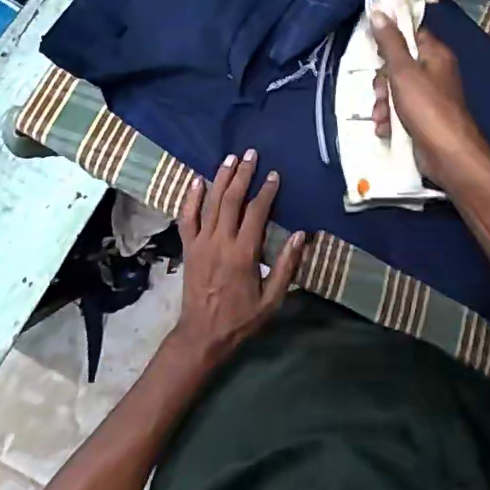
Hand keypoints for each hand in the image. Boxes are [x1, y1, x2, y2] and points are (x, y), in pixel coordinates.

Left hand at [170, 149, 305, 365]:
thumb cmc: (241, 318)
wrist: (202, 335)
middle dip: (242, 174)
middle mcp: (220, 242)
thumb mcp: (272, 299)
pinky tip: (197, 181)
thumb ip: (287, 265)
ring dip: (220, 178)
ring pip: (210, 202)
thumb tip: (302, 235)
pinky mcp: (188, 248)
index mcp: (243, 253)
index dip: (266, 191)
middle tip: (251, 154)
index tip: (274, 175)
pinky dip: (191, 198)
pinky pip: (187, 218)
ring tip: (230, 158)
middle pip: (231, 199)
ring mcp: (200, 243)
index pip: (256, 212)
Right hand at [369, 11, 489, 191]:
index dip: (390, 37)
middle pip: (398, 63)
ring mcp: (429, 96)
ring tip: (383, 118)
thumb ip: (390, 42)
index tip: (373, 47)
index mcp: (435, 54)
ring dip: (383, 104)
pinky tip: (386, 130)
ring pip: (395, 89)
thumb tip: (379, 10)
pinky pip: (399, 110)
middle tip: (382, 94)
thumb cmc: (427, 108)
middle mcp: (434, 71)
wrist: (448, 155)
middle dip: (383, 81)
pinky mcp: (422, 117)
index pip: (410, 32)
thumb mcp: (404, 72)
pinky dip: (390, 119)